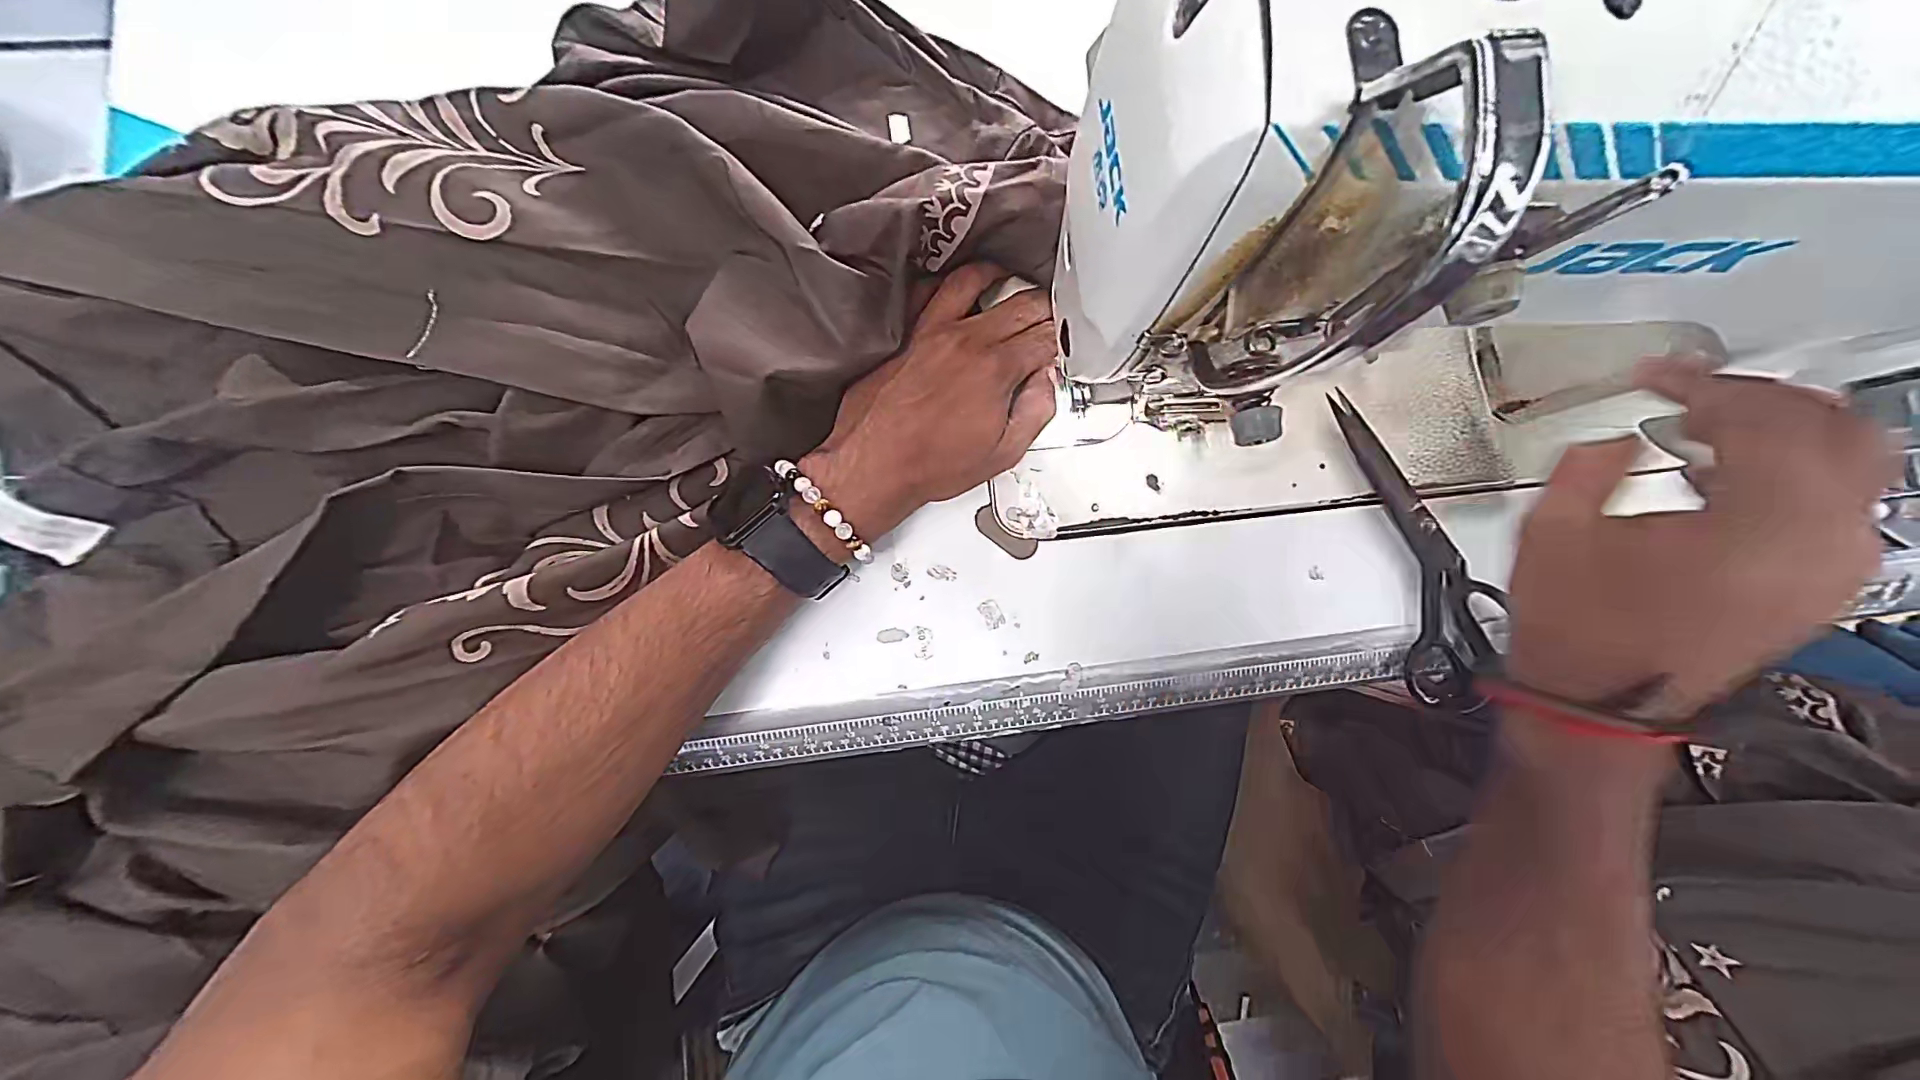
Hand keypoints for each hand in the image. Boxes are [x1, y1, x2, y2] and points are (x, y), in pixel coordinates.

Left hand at [798, 263, 1056, 544]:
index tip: (1059, 349)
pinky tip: (955, 290)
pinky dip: (947, 284)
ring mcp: (933, 333)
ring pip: (975, 280)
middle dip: (1044, 309)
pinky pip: (929, 291)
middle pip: (1020, 303)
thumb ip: (1036, 412)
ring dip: (1000, 278)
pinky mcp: (907, 335)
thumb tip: (1046, 385)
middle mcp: (966, 341)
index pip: (1045, 336)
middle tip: (1048, 319)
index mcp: (995, 369)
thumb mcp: (1002, 454)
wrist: (874, 465)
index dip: (1060, 341)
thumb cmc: (928, 464)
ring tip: (1009, 284)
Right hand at [1506, 357, 1895, 720]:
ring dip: (1786, 431)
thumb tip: (1614, 438)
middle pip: (1837, 429)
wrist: (1598, 698)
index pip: (1761, 419)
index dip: (1702, 384)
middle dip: (1762, 397)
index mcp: (1754, 527)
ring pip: (1856, 464)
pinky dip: (1795, 473)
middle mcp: (1818, 545)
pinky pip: (1841, 505)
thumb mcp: (1552, 532)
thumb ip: (1587, 467)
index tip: (1660, 375)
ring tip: (1715, 426)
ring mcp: (1831, 569)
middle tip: (1699, 389)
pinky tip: (1732, 474)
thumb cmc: (1575, 630)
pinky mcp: (1821, 586)